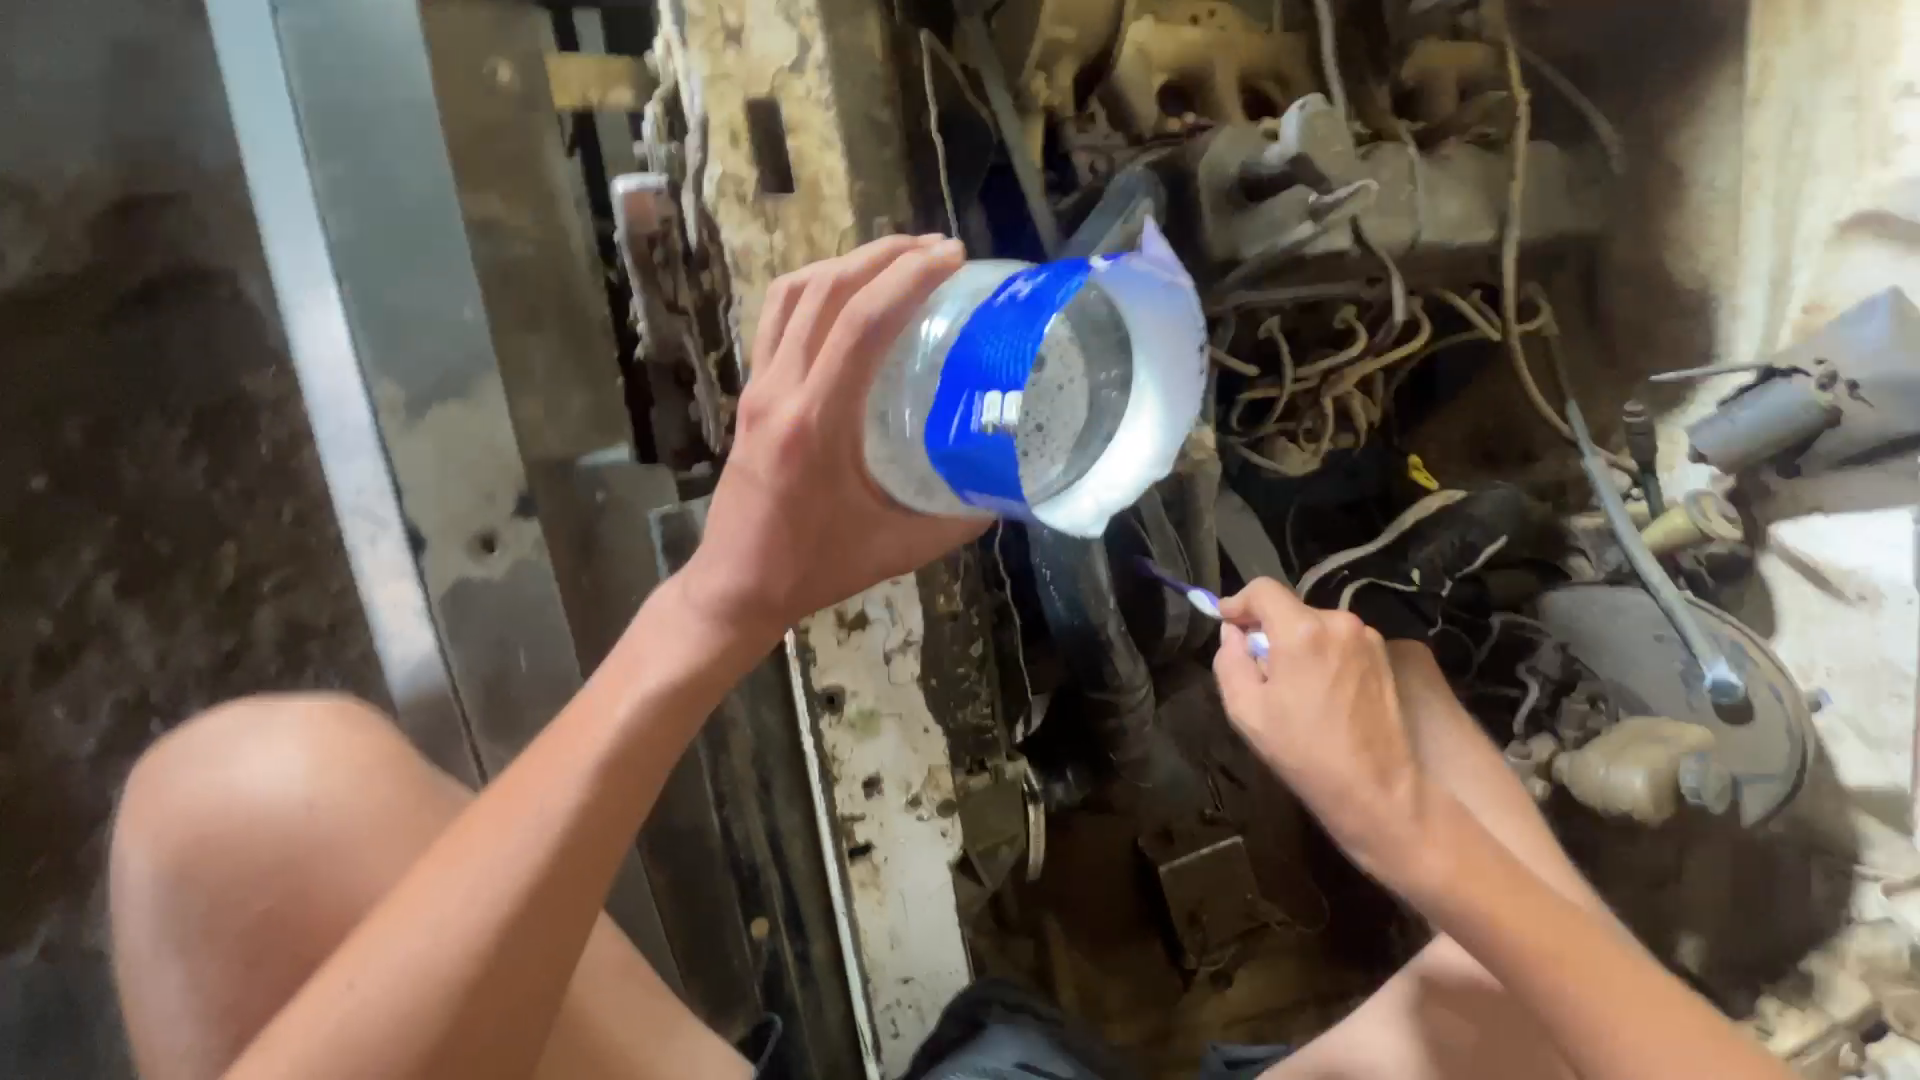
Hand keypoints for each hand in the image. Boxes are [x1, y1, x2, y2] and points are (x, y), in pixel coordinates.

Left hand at [679, 234, 988, 643]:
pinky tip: (846, 297)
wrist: (735, 585)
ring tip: (894, 258)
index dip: (909, 278)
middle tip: (935, 248)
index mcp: (816, 423)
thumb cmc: (814, 569)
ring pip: (793, 295)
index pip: (861, 324)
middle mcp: (780, 391)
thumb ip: (956, 520)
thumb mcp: (896, 548)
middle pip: (826, 292)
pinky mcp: (749, 395)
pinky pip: (777, 320)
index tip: (951, 258)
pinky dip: (814, 290)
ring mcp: (757, 388)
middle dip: (884, 255)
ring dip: (845, 264)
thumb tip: (1004, 491)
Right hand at [1213, 580, 1436, 881]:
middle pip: (1289, 608)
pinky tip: (1320, 691)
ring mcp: (1367, 638)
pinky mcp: (1384, 656)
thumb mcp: (1244, 709)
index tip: (1227, 624)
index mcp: (1302, 630)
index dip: (1238, 602)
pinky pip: (1339, 641)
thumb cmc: (1303, 750)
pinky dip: (1321, 653)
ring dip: (1296, 642)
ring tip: (1291, 685)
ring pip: (1315, 625)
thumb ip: (1229, 661)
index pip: (1262, 590)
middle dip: (1268, 629)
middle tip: (1257, 666)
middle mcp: (1338, 622)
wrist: (1375, 787)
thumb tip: (1233, 633)